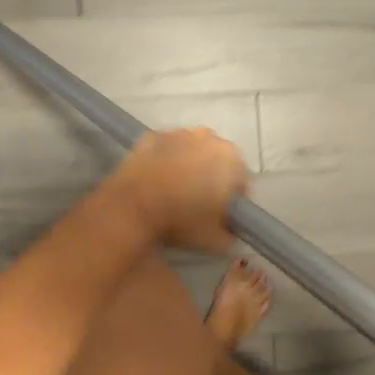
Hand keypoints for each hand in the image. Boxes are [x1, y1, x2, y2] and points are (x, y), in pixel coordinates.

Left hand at [107, 129, 247, 251]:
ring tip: (176, 190)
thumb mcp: (214, 241)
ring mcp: (179, 133)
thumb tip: (232, 237)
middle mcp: (210, 138)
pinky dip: (166, 160)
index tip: (222, 216)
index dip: (233, 201)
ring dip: (190, 165)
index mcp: (231, 160)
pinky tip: (157, 179)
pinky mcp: (152, 135)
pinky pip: (167, 149)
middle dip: (213, 178)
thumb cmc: (181, 219)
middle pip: (218, 161)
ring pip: (192, 150)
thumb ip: (231, 238)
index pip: (241, 181)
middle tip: (199, 204)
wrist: (132, 206)